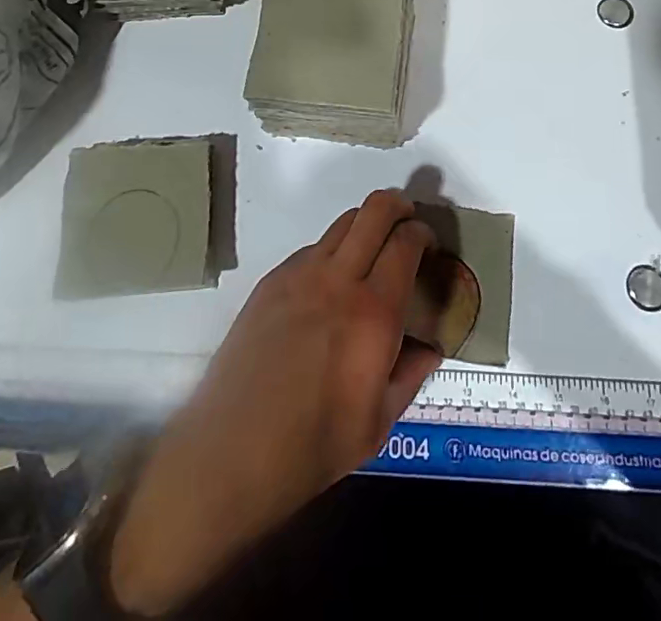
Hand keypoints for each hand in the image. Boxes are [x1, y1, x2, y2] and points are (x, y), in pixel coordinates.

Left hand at [108, 190, 441, 614]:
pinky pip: (309, 250)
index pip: (406, 242)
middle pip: (373, 211)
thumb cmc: (314, 446)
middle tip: (407, 221)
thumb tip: (431, 348)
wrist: (229, 456)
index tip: (429, 246)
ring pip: (340, 224)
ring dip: (364, 226)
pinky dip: (330, 252)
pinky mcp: (267, 287)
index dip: (423, 233)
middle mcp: (337, 282)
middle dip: (397, 205)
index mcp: (374, 312)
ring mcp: (297, 279)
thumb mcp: (380, 421)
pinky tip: (328, 285)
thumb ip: (412, 374)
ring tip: (370, 252)